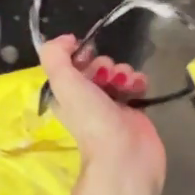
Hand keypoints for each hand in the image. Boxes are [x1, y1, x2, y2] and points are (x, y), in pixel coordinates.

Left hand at [39, 35, 165, 194]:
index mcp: (65, 94)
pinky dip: (137, 80)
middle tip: (106, 78)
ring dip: (122, 71)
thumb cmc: (92, 119)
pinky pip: (135, 83)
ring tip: (125, 83)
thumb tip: (67, 39)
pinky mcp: (133, 109)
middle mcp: (86, 99)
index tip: (86, 55)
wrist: (125, 155)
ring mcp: (111, 104)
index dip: (79, 55)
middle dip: (103, 65)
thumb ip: (55, 56)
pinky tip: (139, 86)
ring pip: (116, 72)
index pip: (70, 63)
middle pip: (95, 66)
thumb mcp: (63, 83)